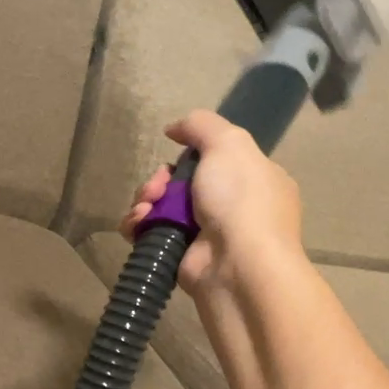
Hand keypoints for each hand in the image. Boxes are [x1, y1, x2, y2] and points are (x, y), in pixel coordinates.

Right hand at [120, 110, 305, 295]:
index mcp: (251, 178)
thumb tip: (173, 127)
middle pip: (180, 184)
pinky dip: (138, 227)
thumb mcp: (229, 144)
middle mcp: (229, 205)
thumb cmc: (239, 199)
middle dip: (158, 182)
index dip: (186, 157)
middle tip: (155, 188)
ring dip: (144, 203)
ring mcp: (203, 233)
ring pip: (161, 209)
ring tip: (143, 210)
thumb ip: (202, 126)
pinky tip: (137, 226)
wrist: (235, 262)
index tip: (173, 159)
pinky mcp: (178, 256)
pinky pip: (150, 235)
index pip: (211, 160)